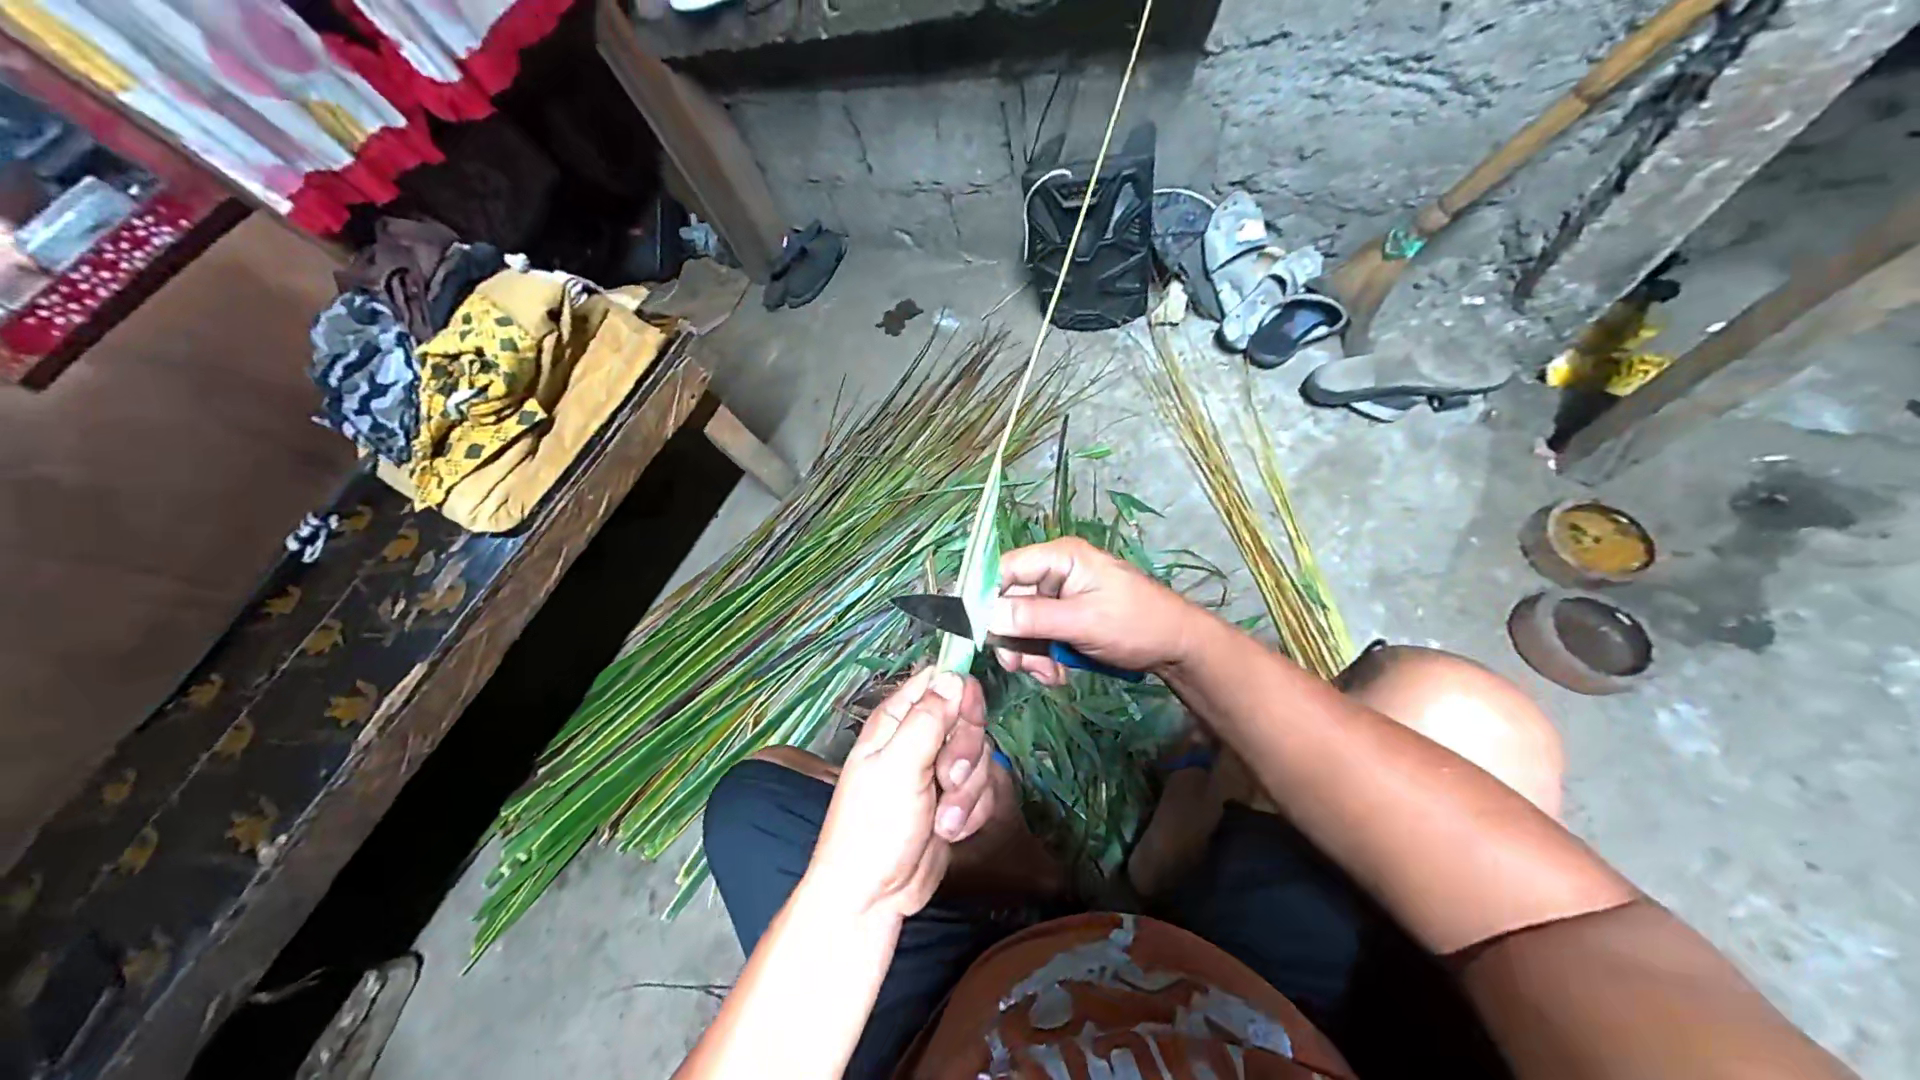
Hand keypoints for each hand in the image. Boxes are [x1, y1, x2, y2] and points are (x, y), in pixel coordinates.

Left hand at [803, 668, 987, 918]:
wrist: (874, 895)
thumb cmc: (874, 828)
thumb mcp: (899, 766)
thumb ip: (929, 719)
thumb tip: (954, 676)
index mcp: (895, 721)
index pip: (937, 681)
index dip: (960, 692)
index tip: (967, 716)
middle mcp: (917, 739)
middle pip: (967, 719)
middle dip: (966, 753)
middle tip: (948, 778)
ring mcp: (937, 770)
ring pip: (979, 758)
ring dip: (967, 793)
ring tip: (942, 820)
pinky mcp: (954, 799)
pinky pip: (982, 789)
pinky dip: (971, 812)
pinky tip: (948, 831)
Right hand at [990, 537, 1212, 683]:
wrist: (1177, 648)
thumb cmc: (1135, 624)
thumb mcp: (1082, 621)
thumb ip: (1032, 618)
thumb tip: (985, 616)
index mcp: (1060, 557)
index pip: (1005, 567)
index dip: (984, 596)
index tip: (974, 630)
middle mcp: (1054, 572)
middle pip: (1009, 600)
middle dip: (1011, 637)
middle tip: (1017, 666)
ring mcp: (1059, 596)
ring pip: (1020, 623)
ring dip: (1027, 653)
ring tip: (1048, 674)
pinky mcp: (1064, 617)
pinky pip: (1037, 635)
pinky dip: (1041, 657)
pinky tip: (1056, 673)